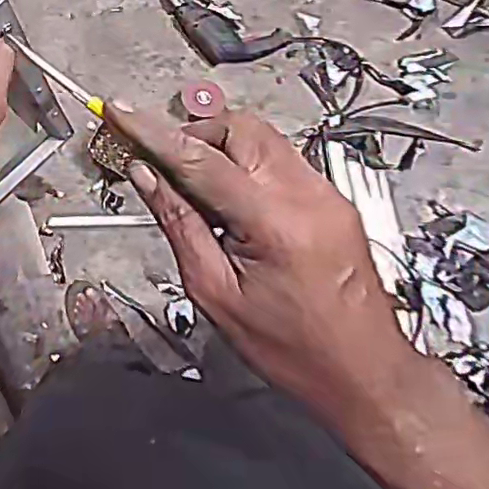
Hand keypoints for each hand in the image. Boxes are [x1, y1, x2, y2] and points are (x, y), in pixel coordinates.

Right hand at [104, 105, 416, 411]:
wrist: (367, 374)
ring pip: (258, 134)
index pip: (200, 158)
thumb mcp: (215, 292)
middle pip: (236, 126)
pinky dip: (243, 161)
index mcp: (276, 223)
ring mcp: (324, 192)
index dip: (151, 132)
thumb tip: (147, 177)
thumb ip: (178, 224)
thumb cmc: (296, 349)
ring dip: (217, 146)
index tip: (122, 114)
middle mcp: (307, 195)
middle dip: (191, 134)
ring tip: (195, 187)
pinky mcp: (330, 197)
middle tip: (161, 163)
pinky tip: (229, 198)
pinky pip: (276, 156)